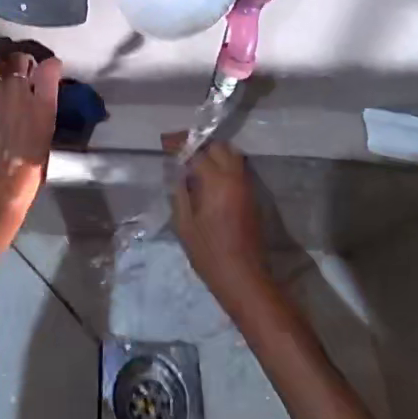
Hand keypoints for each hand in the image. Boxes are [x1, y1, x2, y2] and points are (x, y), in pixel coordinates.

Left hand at [0, 53, 61, 219]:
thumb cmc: (31, 170)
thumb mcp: (47, 137)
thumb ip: (46, 110)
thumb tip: (44, 96)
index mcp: (42, 105)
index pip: (49, 67)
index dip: (52, 65)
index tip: (53, 69)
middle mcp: (19, 96)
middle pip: (19, 60)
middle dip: (26, 60)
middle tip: (30, 70)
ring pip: (0, 68)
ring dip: (7, 68)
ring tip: (12, 77)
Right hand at [164, 134, 270, 309]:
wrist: (243, 276)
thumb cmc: (208, 253)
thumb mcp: (184, 223)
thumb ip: (180, 192)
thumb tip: (178, 173)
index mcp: (216, 182)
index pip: (196, 152)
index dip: (179, 144)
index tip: (165, 142)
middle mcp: (235, 178)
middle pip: (219, 147)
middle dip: (199, 144)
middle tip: (181, 150)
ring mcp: (247, 186)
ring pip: (232, 155)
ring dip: (214, 153)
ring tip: (194, 162)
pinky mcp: (252, 196)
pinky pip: (238, 169)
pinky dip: (224, 165)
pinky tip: (208, 178)